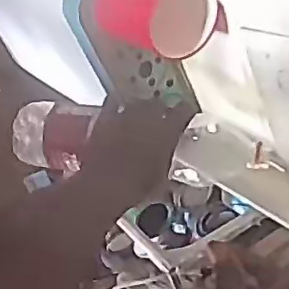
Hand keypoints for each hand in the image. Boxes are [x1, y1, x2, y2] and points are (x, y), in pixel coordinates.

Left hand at [77, 96, 195, 205]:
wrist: (107, 184)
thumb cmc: (139, 186)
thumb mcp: (163, 179)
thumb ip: (167, 164)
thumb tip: (168, 166)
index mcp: (168, 130)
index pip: (183, 111)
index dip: (185, 113)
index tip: (186, 116)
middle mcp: (147, 116)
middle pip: (158, 104)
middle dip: (161, 110)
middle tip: (160, 120)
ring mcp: (124, 115)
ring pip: (135, 102)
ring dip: (139, 108)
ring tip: (138, 116)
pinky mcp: (103, 119)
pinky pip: (111, 104)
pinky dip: (115, 107)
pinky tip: (115, 113)